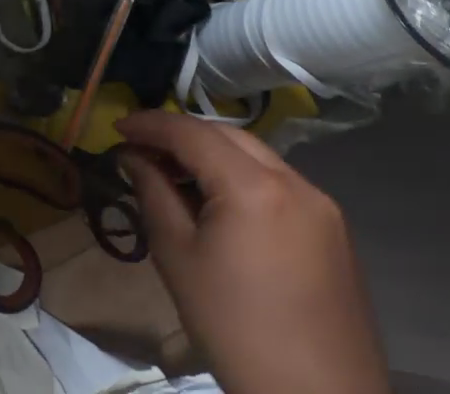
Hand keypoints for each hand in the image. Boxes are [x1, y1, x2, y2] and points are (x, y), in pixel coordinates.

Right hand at [116, 111, 389, 393]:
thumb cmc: (233, 325)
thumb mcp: (176, 254)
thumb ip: (152, 192)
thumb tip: (133, 156)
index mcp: (255, 188)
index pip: (192, 133)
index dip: (149, 124)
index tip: (115, 128)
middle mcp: (296, 184)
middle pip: (228, 136)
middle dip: (181, 134)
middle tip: (140, 148)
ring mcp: (323, 208)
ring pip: (257, 157)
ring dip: (212, 153)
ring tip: (172, 173)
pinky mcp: (334, 232)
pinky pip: (278, 183)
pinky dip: (241, 177)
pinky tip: (216, 201)